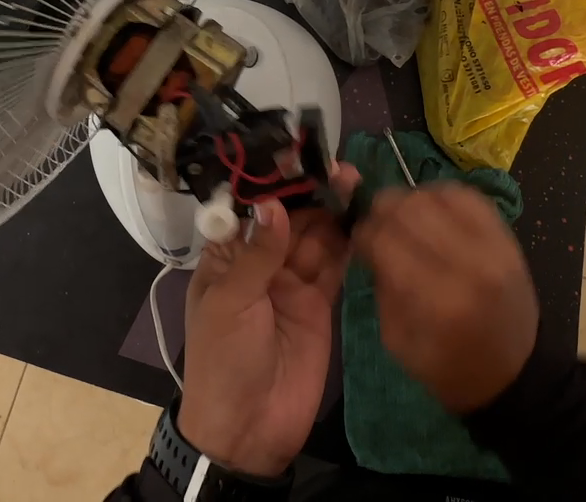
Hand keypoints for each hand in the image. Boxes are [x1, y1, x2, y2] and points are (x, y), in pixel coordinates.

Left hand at [176, 166, 359, 477]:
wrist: (248, 430)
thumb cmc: (224, 359)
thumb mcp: (230, 303)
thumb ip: (258, 255)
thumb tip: (276, 205)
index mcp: (227, 256)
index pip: (250, 209)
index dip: (272, 183)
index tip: (296, 155)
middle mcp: (259, 262)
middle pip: (288, 218)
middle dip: (309, 192)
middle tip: (337, 167)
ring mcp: (291, 282)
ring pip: (313, 236)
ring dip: (331, 211)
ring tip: (353, 183)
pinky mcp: (319, 304)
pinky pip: (333, 266)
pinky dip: (347, 243)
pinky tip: (362, 219)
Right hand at [353, 182, 539, 413]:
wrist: (518, 373)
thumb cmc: (451, 367)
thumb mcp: (398, 341)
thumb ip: (380, 286)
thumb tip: (369, 244)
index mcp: (436, 300)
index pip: (384, 239)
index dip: (363, 234)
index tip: (360, 242)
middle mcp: (466, 264)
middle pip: (408, 208)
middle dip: (382, 212)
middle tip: (378, 226)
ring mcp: (492, 246)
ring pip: (435, 195)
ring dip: (410, 201)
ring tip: (406, 220)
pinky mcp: (507, 236)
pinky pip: (467, 195)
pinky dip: (442, 196)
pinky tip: (433, 212)